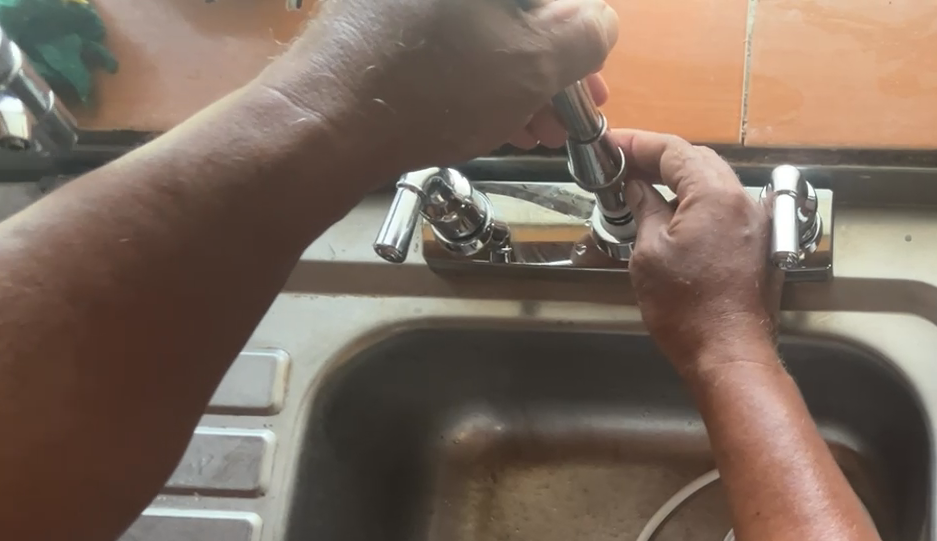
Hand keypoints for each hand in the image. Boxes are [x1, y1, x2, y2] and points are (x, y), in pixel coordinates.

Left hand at [259, 0, 617, 178]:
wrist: (337, 116)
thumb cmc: (442, 86)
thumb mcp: (535, 61)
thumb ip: (584, 34)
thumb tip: (599, 22)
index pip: (557, 0)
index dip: (581, 38)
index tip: (589, 85)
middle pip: (521, 13)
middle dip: (553, 66)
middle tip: (567, 115)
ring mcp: (409, 0)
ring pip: (489, 29)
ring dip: (524, 80)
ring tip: (537, 131)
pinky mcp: (386, 17)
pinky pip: (456, 39)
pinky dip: (487, 77)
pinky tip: (501, 119)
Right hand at [616, 130, 780, 379]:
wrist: (730, 357)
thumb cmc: (690, 313)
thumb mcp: (650, 254)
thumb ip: (645, 209)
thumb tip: (638, 189)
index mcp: (716, 194)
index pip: (673, 150)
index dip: (637, 144)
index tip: (612, 146)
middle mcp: (745, 203)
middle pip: (699, 163)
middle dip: (660, 160)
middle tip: (625, 167)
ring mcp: (759, 226)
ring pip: (716, 187)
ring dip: (682, 185)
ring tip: (647, 192)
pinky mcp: (762, 249)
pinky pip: (729, 213)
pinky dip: (702, 208)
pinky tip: (679, 220)